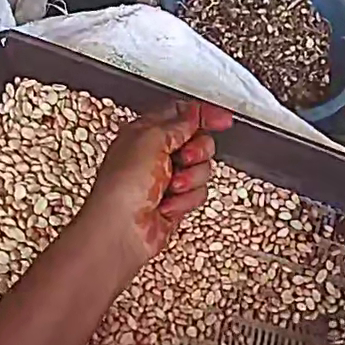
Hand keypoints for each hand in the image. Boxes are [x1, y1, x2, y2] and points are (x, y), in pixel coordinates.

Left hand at [80, 101, 234, 266]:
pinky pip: (198, 194)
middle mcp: (156, 155)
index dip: (203, 115)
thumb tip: (194, 114)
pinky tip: (168, 205)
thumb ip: (178, 124)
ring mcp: (167, 180)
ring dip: (191, 179)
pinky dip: (186, 200)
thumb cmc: (123, 186)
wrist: (121, 230)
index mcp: (146, 133)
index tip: (223, 119)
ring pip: (202, 170)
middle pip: (198, 143)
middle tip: (185, 159)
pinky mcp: (175, 203)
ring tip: (172, 187)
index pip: (181, 115)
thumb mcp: (151, 139)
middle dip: (198, 151)